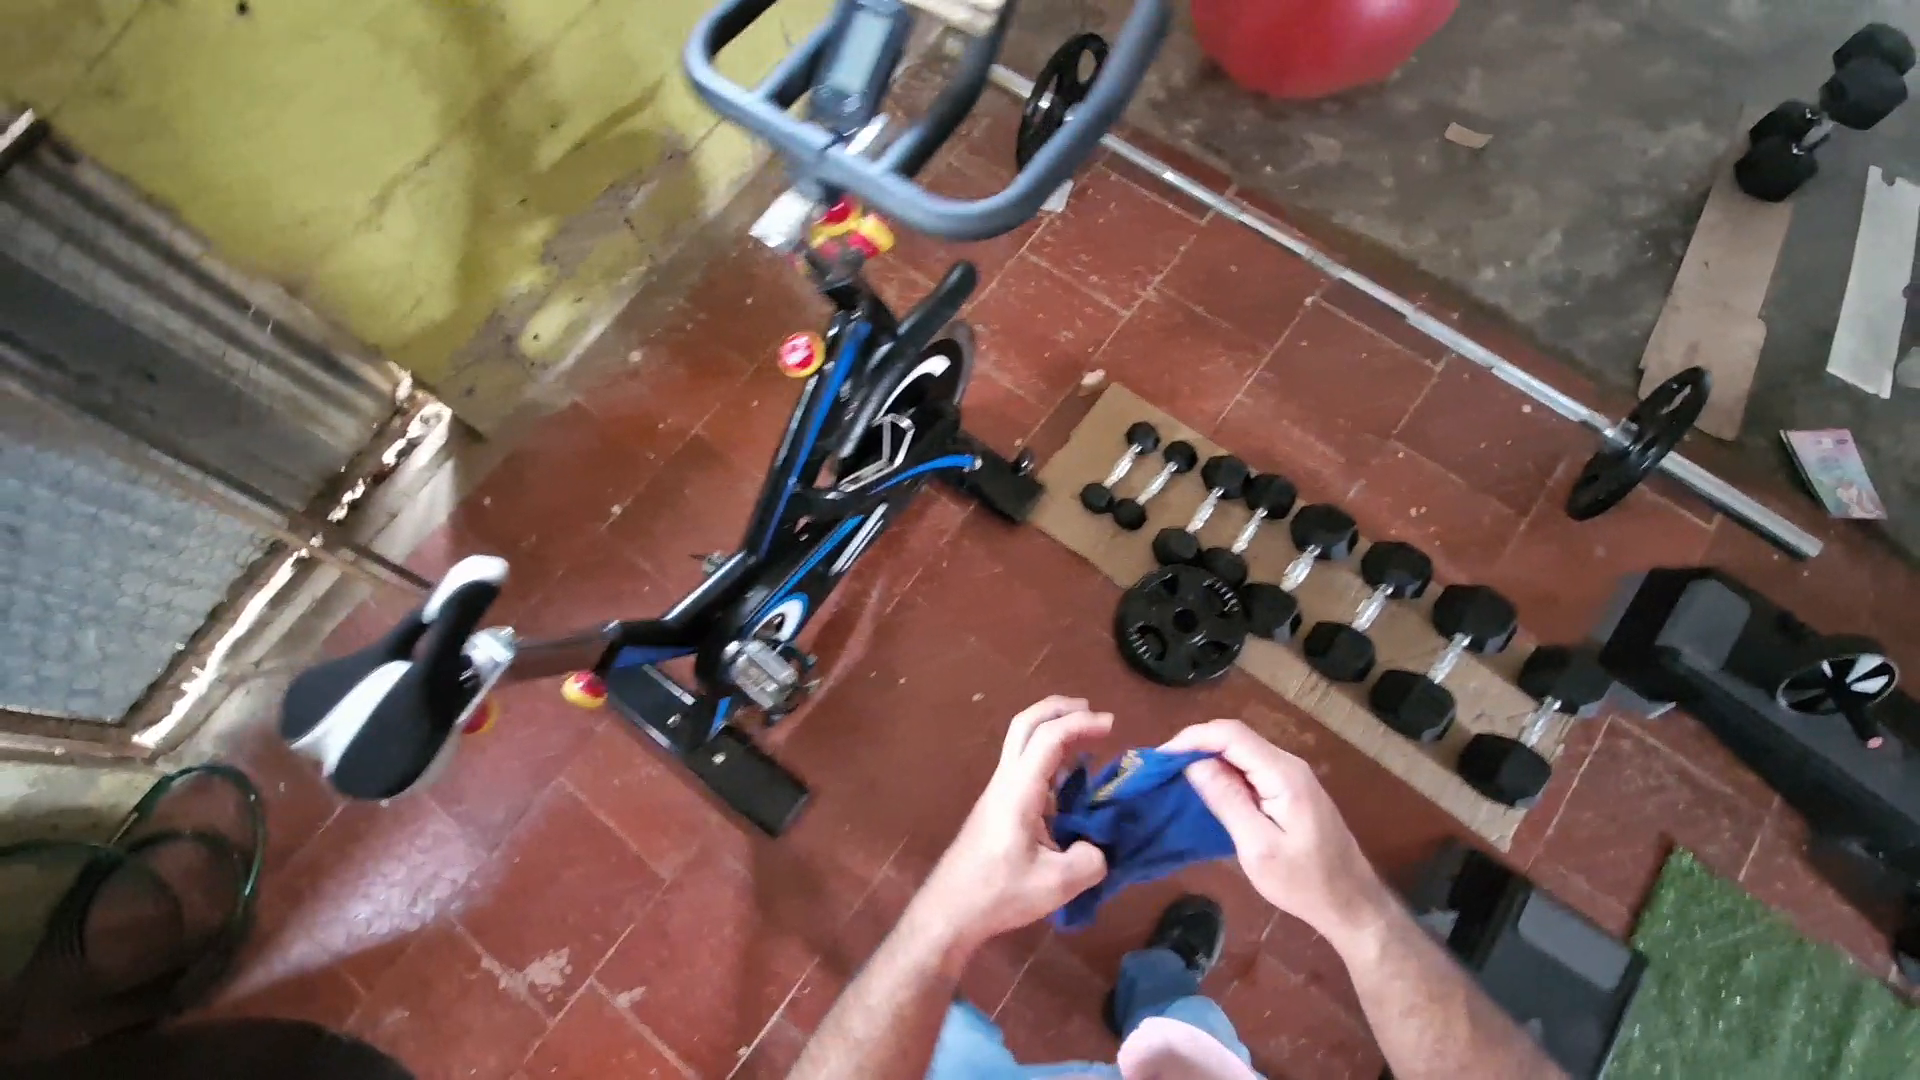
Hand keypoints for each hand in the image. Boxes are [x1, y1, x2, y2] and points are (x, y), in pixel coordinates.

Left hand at [909, 697, 1111, 959]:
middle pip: (1026, 724)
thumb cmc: (998, 892)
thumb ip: (1090, 861)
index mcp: (1019, 789)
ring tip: (1088, 742)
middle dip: (1058, 709)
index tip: (1111, 725)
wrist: (950, 909)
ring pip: (1023, 742)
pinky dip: (1050, 758)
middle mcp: (1006, 780)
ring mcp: (999, 791)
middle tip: (1092, 712)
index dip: (1080, 724)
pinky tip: (1071, 780)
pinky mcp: (998, 806)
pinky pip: (1025, 766)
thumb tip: (1100, 849)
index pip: (1049, 737)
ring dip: (1053, 732)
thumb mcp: (1056, 884)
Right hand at [1161, 719, 1387, 942]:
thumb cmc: (1306, 883)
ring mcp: (1290, 775)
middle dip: (1195, 746)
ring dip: (1206, 757)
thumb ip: (1227, 801)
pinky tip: (1205, 787)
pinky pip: (1249, 766)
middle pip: (1234, 737)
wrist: (1353, 906)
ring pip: (1240, 750)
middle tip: (1163, 769)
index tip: (1161, 757)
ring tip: (1176, 776)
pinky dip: (1222, 770)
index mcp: (1282, 774)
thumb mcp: (1258, 848)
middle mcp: (1288, 764)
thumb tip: (1193, 764)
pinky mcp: (1288, 788)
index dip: (1192, 738)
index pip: (1230, 734)